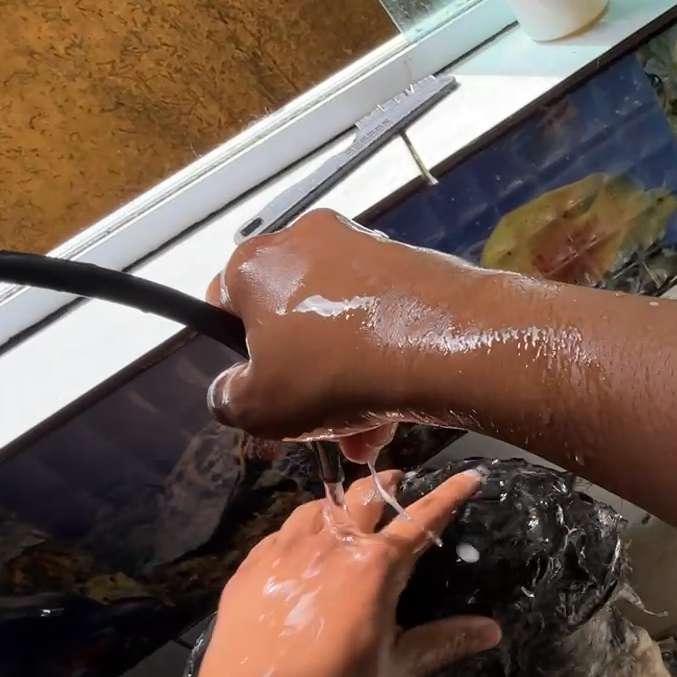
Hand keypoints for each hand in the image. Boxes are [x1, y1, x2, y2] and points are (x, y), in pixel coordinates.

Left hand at [149, 471, 499, 676]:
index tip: (469, 476)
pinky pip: (282, 531)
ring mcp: (286, 553)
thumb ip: (444, 642)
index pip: (423, 517)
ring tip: (347, 517)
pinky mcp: (251, 569)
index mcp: (375, 566)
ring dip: (341, 505)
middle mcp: (333, 546)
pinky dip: (300, 531)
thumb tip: (493, 630)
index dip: (449, 494)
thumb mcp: (394, 672)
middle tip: (397, 485)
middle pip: (366, 493)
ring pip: (319, 505)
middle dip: (387, 483)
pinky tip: (302, 552)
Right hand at [205, 211, 502, 452]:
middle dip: (306, 381)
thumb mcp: (259, 407)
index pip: (226, 302)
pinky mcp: (412, 261)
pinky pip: (382, 314)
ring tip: (368, 436)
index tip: (264, 385)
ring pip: (341, 324)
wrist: (450, 340)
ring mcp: (366, 247)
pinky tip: (399, 408)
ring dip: (349, 383)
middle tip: (322, 426)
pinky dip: (384, 356)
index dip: (240, 350)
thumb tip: (233, 387)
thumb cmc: (337, 370)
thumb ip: (227, 397)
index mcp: (258, 262)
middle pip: (292, 319)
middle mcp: (309, 240)